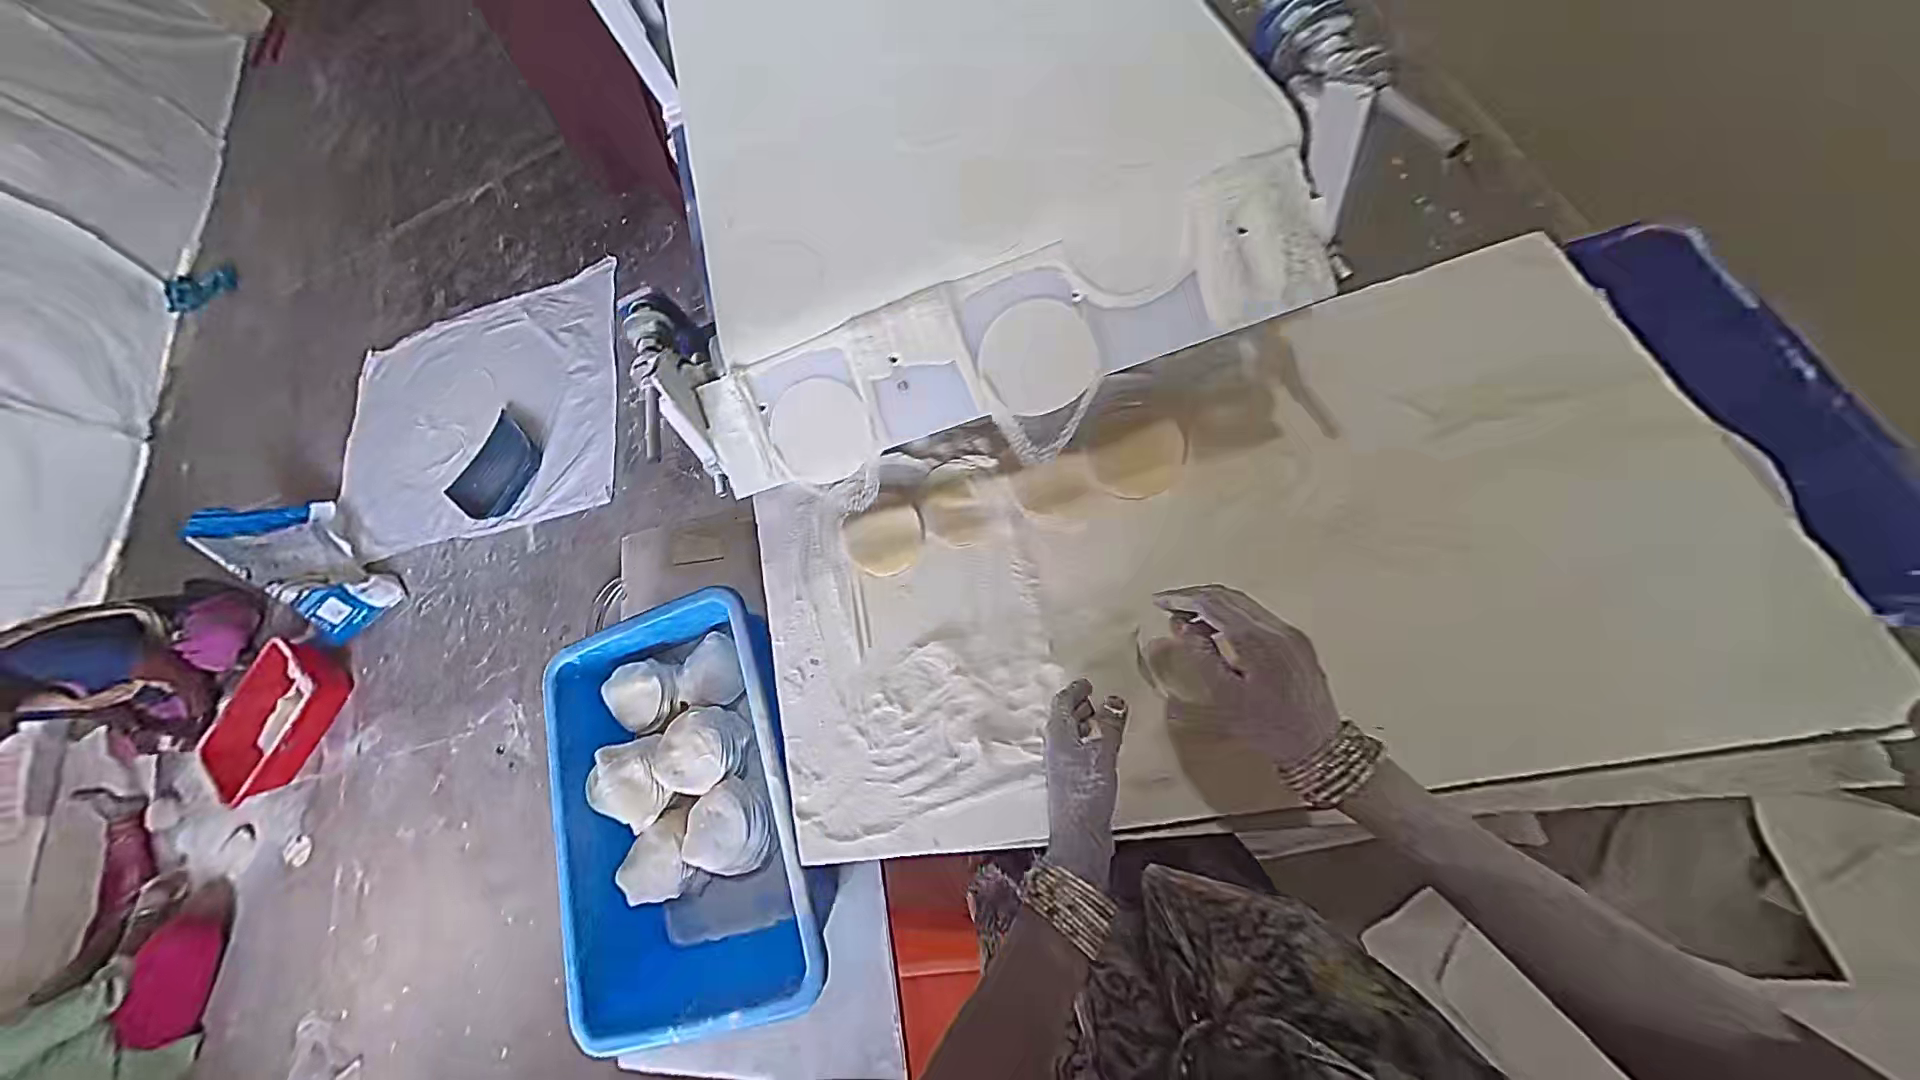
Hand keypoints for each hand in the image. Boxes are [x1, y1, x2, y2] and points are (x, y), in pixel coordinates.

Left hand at [1042, 678, 1127, 888]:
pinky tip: (1101, 747)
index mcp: (1058, 734)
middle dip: (1078, 705)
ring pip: (1069, 734)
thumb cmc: (1086, 792)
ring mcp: (1061, 764)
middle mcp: (1055, 747)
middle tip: (1094, 697)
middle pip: (1063, 717)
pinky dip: (1087, 740)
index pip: (1062, 702)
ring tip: (1099, 717)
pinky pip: (1076, 750)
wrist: (1079, 837)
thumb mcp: (1103, 754)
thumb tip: (1114, 699)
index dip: (1074, 690)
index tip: (1086, 682)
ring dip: (1082, 722)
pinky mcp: (1070, 780)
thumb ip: (1110, 726)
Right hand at [1152, 584, 1339, 770]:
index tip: (1160, 601)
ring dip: (1212, 605)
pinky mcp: (1295, 641)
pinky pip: (1255, 615)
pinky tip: (1217, 631)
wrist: (1319, 747)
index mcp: (1257, 640)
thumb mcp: (1224, 696)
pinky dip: (1229, 615)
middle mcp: (1276, 628)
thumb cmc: (1269, 727)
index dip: (1182, 599)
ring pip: (1242, 603)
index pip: (1212, 603)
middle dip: (1194, 598)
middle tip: (1170, 609)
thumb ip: (1200, 656)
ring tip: (1189, 621)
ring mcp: (1289, 633)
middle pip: (1228, 597)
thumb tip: (1182, 628)